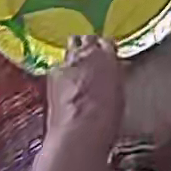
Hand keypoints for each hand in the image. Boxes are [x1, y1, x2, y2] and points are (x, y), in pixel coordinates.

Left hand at [44, 36, 122, 158]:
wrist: (78, 131)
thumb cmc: (106, 117)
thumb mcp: (118, 92)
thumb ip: (113, 75)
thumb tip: (109, 73)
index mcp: (108, 56)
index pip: (107, 41)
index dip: (105, 48)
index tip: (106, 54)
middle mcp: (87, 53)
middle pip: (87, 39)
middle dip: (88, 45)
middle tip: (89, 56)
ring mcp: (68, 62)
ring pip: (71, 48)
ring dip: (74, 55)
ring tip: (75, 67)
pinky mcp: (52, 74)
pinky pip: (59, 66)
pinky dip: (62, 72)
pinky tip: (62, 83)